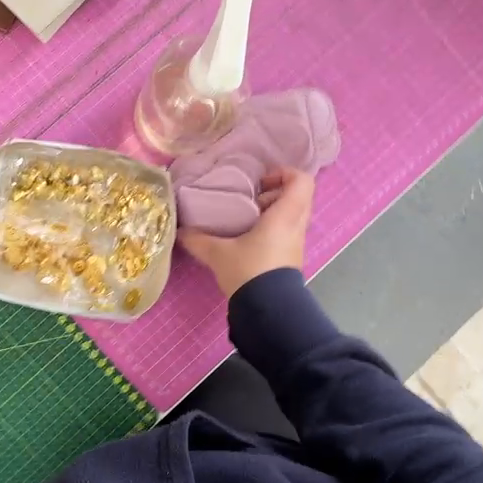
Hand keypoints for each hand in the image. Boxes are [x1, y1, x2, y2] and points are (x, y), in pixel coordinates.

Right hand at [179, 168, 314, 296]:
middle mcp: (297, 226)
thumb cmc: (248, 271)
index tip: (260, 182)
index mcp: (285, 215)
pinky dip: (274, 228)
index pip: (301, 180)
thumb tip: (181, 231)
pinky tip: (249, 239)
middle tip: (252, 200)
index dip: (284, 173)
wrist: (267, 310)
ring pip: (294, 215)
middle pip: (299, 196)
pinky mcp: (292, 258)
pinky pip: (289, 232)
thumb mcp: (218, 254)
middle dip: (276, 192)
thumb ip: (199, 239)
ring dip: (274, 211)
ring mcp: (297, 243)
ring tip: (248, 220)